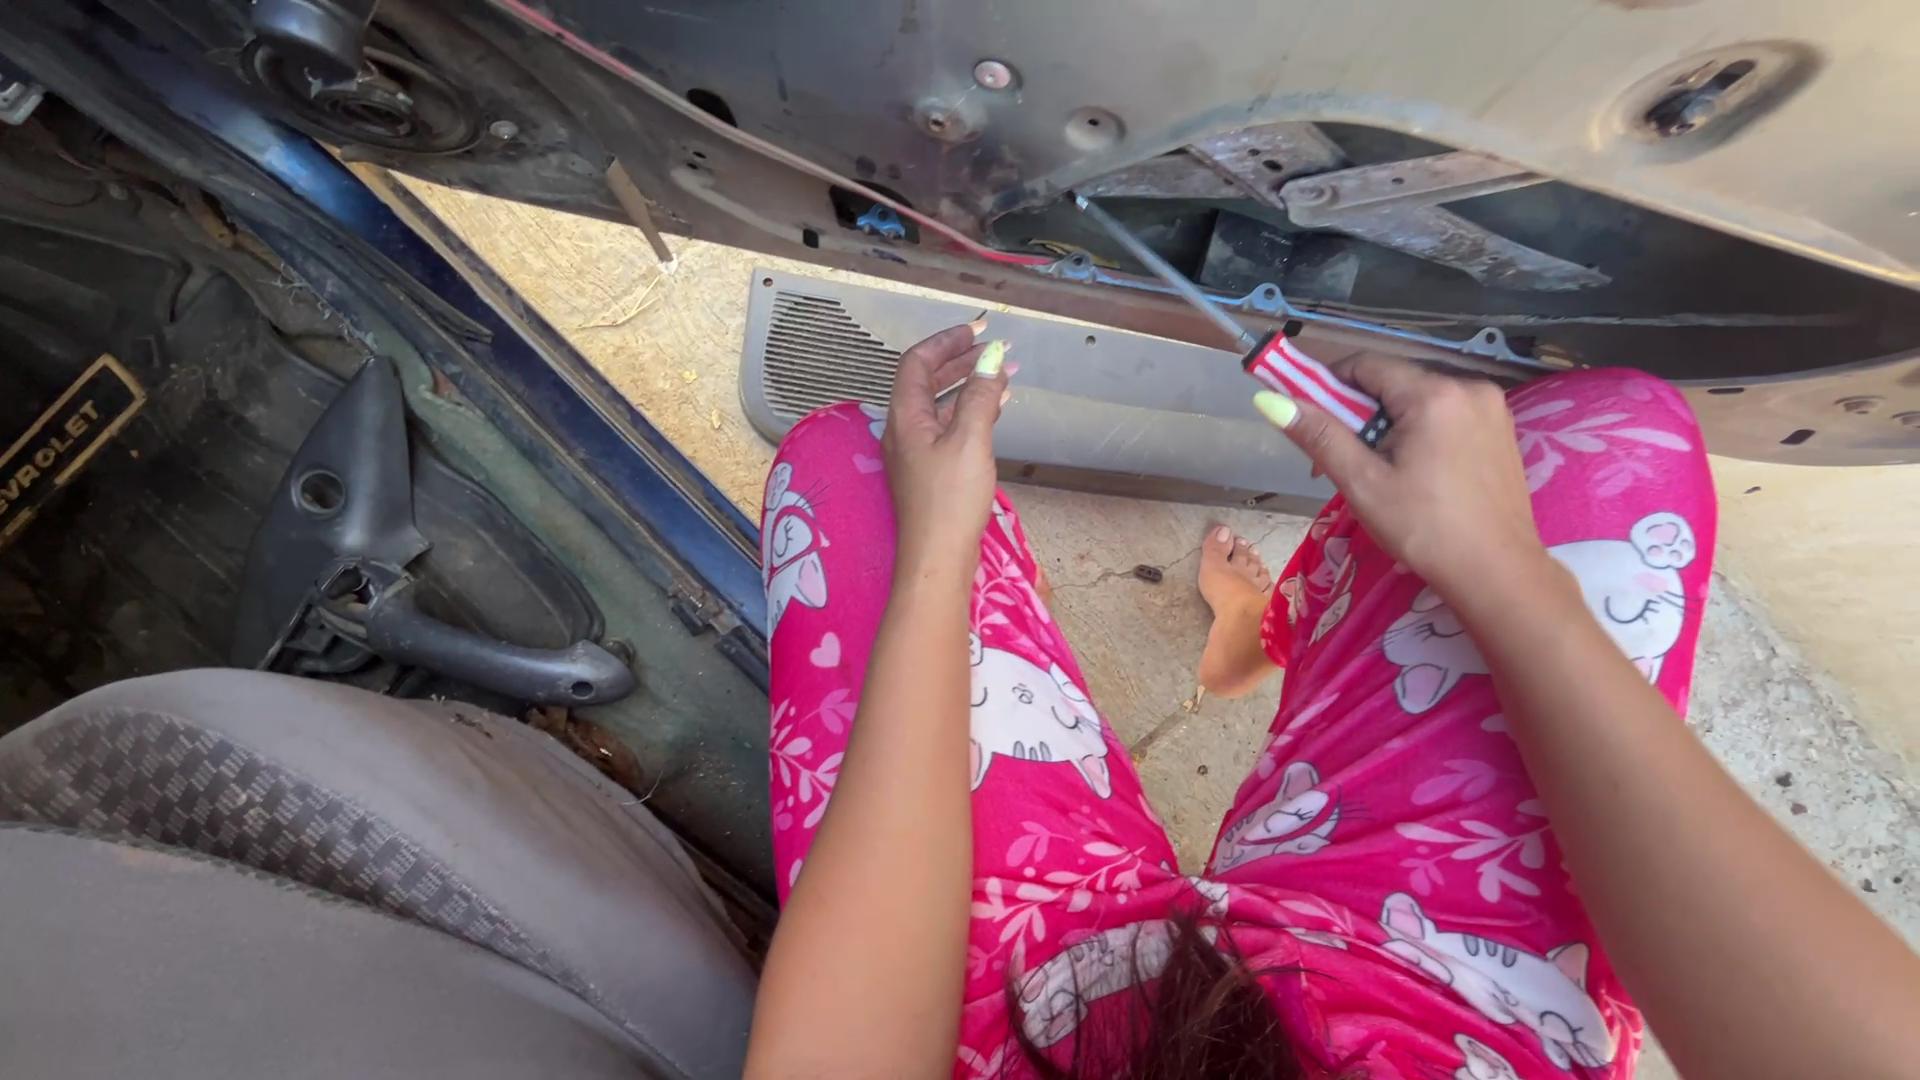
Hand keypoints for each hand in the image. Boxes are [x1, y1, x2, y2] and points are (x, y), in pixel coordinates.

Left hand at [882, 320, 1009, 575]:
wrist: (938, 558)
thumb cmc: (950, 500)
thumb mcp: (970, 441)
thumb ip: (979, 397)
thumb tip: (991, 360)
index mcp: (905, 417)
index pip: (917, 362)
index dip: (946, 341)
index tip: (978, 330)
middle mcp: (904, 430)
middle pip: (927, 381)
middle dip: (961, 360)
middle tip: (995, 349)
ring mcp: (916, 453)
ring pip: (940, 405)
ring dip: (969, 386)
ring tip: (1003, 375)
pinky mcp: (930, 471)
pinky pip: (948, 428)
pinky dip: (970, 412)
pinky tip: (994, 410)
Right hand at [1254, 353, 1546, 602]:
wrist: (1495, 571)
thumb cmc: (1422, 528)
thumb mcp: (1361, 482)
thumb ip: (1319, 436)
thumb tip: (1271, 401)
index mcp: (1433, 395)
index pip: (1366, 365)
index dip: (1329, 385)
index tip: (1311, 421)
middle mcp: (1469, 387)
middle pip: (1393, 383)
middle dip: (1358, 413)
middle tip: (1340, 460)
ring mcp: (1491, 407)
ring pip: (1418, 400)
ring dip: (1387, 424)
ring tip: (1377, 472)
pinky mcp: (1500, 429)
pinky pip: (1445, 415)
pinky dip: (1418, 433)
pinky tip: (1412, 472)